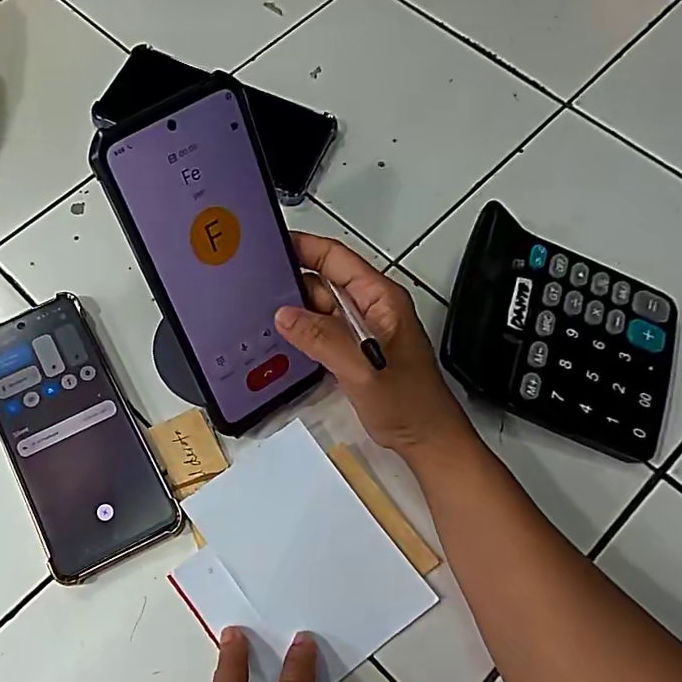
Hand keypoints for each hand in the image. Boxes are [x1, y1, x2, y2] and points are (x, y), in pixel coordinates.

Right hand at [275, 232, 475, 457]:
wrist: (426, 439)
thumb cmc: (411, 405)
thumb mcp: (363, 371)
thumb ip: (324, 340)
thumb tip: (286, 315)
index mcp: (381, 301)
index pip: (338, 259)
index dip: (306, 246)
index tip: (275, 242)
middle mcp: (371, 310)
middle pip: (323, 281)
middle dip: (291, 279)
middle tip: (255, 282)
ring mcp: (360, 331)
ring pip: (318, 308)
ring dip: (293, 308)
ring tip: (260, 311)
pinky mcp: (351, 351)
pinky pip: (319, 331)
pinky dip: (299, 332)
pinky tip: (281, 338)